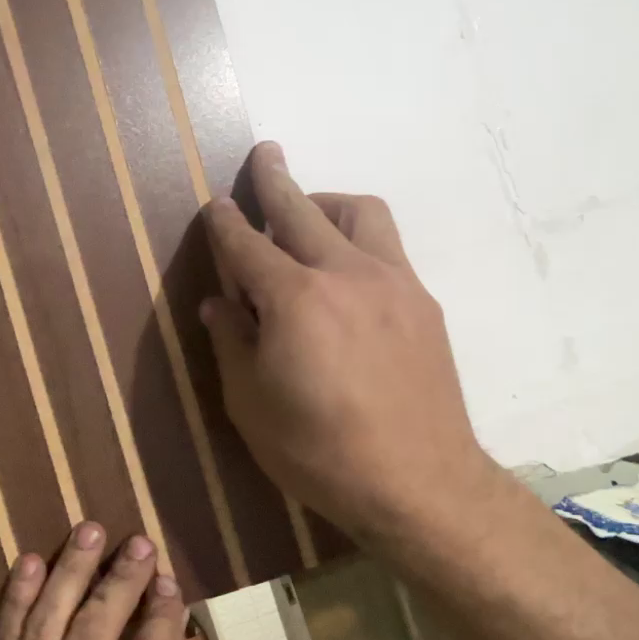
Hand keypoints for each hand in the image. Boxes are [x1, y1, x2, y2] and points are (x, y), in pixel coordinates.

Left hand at [0, 523, 188, 639]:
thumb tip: (168, 600)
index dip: (158, 614)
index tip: (167, 575)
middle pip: (91, 634)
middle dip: (118, 582)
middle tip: (138, 543)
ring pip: (43, 625)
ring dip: (67, 572)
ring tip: (89, 531)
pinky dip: (17, 598)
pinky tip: (32, 561)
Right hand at [199, 142, 502, 547]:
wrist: (420, 485)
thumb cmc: (318, 451)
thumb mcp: (250, 403)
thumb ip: (232, 343)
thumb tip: (219, 304)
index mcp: (294, 299)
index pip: (247, 245)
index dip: (226, 223)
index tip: (215, 204)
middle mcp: (345, 274)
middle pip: (303, 210)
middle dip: (275, 180)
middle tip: (264, 155)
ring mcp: (393, 284)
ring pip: (361, 213)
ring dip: (327, 202)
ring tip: (309, 212)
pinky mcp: (423, 303)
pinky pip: (387, 247)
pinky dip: (358, 239)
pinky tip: (346, 271)